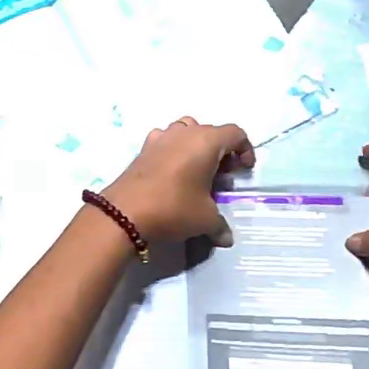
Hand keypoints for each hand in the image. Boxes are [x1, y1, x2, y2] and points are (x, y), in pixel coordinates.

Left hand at [102, 117, 253, 245]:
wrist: (124, 214)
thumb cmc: (173, 208)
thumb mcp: (204, 219)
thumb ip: (220, 225)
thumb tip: (227, 238)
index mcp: (207, 141)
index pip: (235, 133)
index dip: (245, 149)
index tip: (244, 170)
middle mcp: (185, 132)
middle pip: (212, 131)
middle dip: (222, 150)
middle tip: (222, 175)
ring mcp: (161, 138)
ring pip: (187, 130)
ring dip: (197, 145)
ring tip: (198, 170)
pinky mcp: (143, 148)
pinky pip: (166, 140)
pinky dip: (174, 150)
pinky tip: (173, 172)